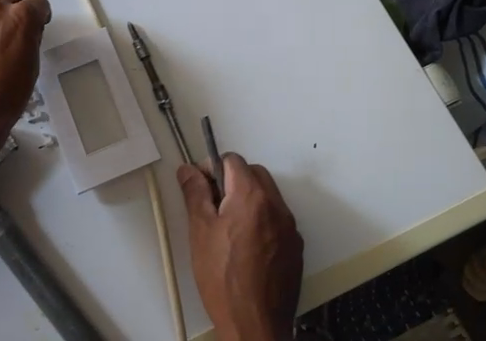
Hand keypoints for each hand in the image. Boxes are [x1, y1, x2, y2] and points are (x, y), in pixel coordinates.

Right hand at [179, 153, 302, 340]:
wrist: (255, 326)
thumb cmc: (222, 277)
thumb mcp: (200, 231)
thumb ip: (195, 193)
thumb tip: (189, 169)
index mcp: (252, 196)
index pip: (233, 160)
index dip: (213, 168)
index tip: (201, 188)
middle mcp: (277, 206)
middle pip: (254, 174)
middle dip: (233, 180)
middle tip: (213, 206)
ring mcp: (290, 229)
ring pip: (268, 196)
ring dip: (249, 199)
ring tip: (229, 228)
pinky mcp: (296, 249)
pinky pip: (278, 220)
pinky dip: (263, 221)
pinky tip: (247, 247)